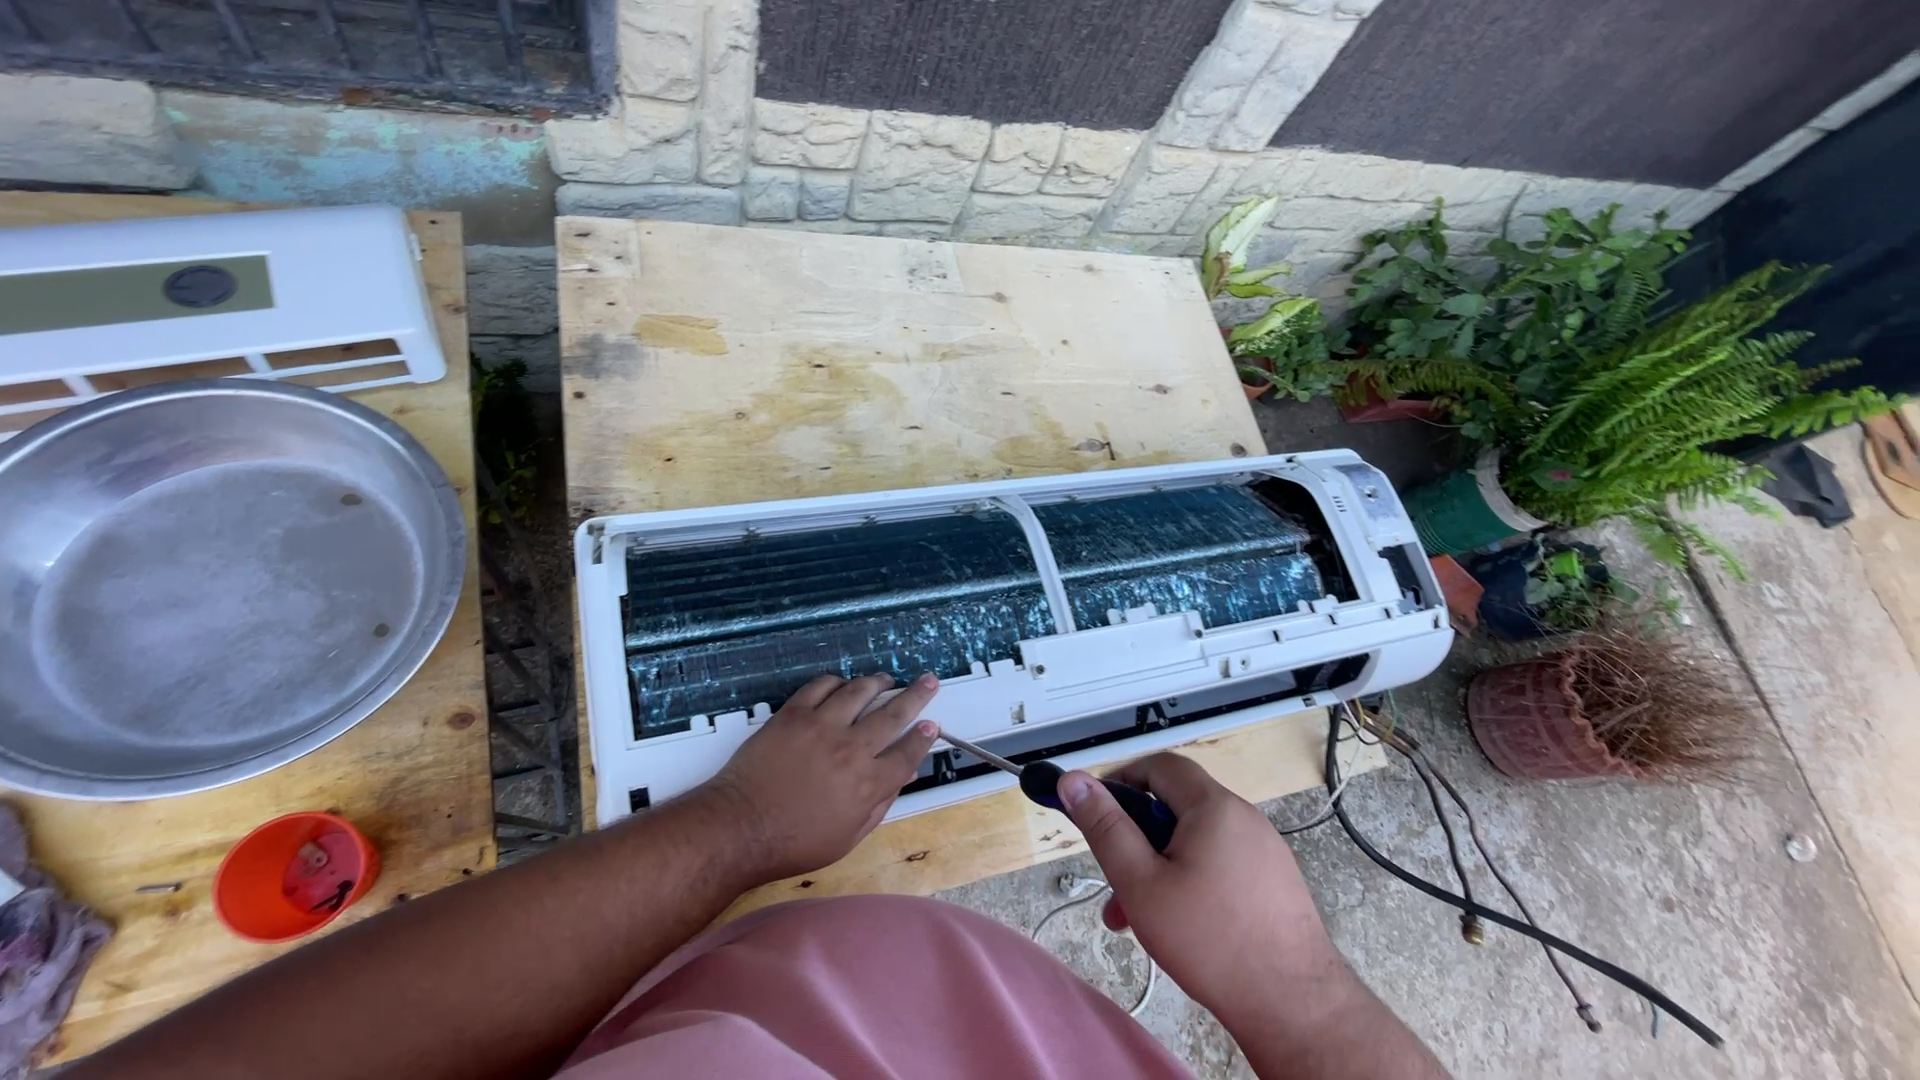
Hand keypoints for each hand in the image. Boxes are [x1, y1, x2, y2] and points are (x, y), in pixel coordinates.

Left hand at [696, 673, 939, 883]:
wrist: (739, 828)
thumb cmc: (792, 842)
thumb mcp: (847, 837)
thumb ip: (879, 804)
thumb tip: (902, 778)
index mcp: (868, 784)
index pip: (907, 753)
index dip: (923, 737)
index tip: (932, 725)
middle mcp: (851, 749)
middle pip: (894, 714)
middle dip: (917, 696)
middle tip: (928, 682)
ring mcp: (822, 726)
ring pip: (859, 691)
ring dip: (878, 682)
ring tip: (886, 679)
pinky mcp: (793, 714)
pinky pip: (821, 686)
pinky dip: (836, 682)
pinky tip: (841, 685)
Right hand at [1056, 754, 1344, 1029]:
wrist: (1294, 1005)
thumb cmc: (1208, 938)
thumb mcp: (1140, 882)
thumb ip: (1104, 827)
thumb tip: (1072, 780)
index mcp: (1213, 806)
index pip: (1160, 766)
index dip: (1123, 779)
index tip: (1097, 814)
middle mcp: (1244, 817)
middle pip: (1176, 807)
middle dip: (1136, 838)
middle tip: (1114, 881)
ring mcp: (1265, 850)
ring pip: (1196, 841)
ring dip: (1159, 866)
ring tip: (1135, 917)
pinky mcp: (1275, 881)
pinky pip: (1221, 863)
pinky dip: (1191, 880)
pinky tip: (1178, 925)